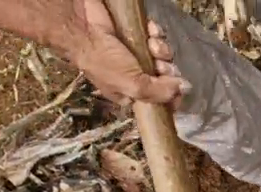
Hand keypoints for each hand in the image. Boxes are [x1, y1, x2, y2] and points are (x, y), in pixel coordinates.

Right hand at [58, 0, 186, 104]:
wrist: (75, 22)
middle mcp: (137, 73)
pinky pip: (157, 35)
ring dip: (163, 50)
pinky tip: (150, 30)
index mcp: (134, 92)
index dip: (175, 94)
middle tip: (159, 65)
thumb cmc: (101, 59)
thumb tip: (185, 87)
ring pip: (165, 55)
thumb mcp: (132, 86)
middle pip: (169, 76)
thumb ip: (161, 93)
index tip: (176, 87)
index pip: (165, 99)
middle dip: (169, 70)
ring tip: (152, 45)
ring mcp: (137, 52)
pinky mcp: (135, 32)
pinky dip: (157, 33)